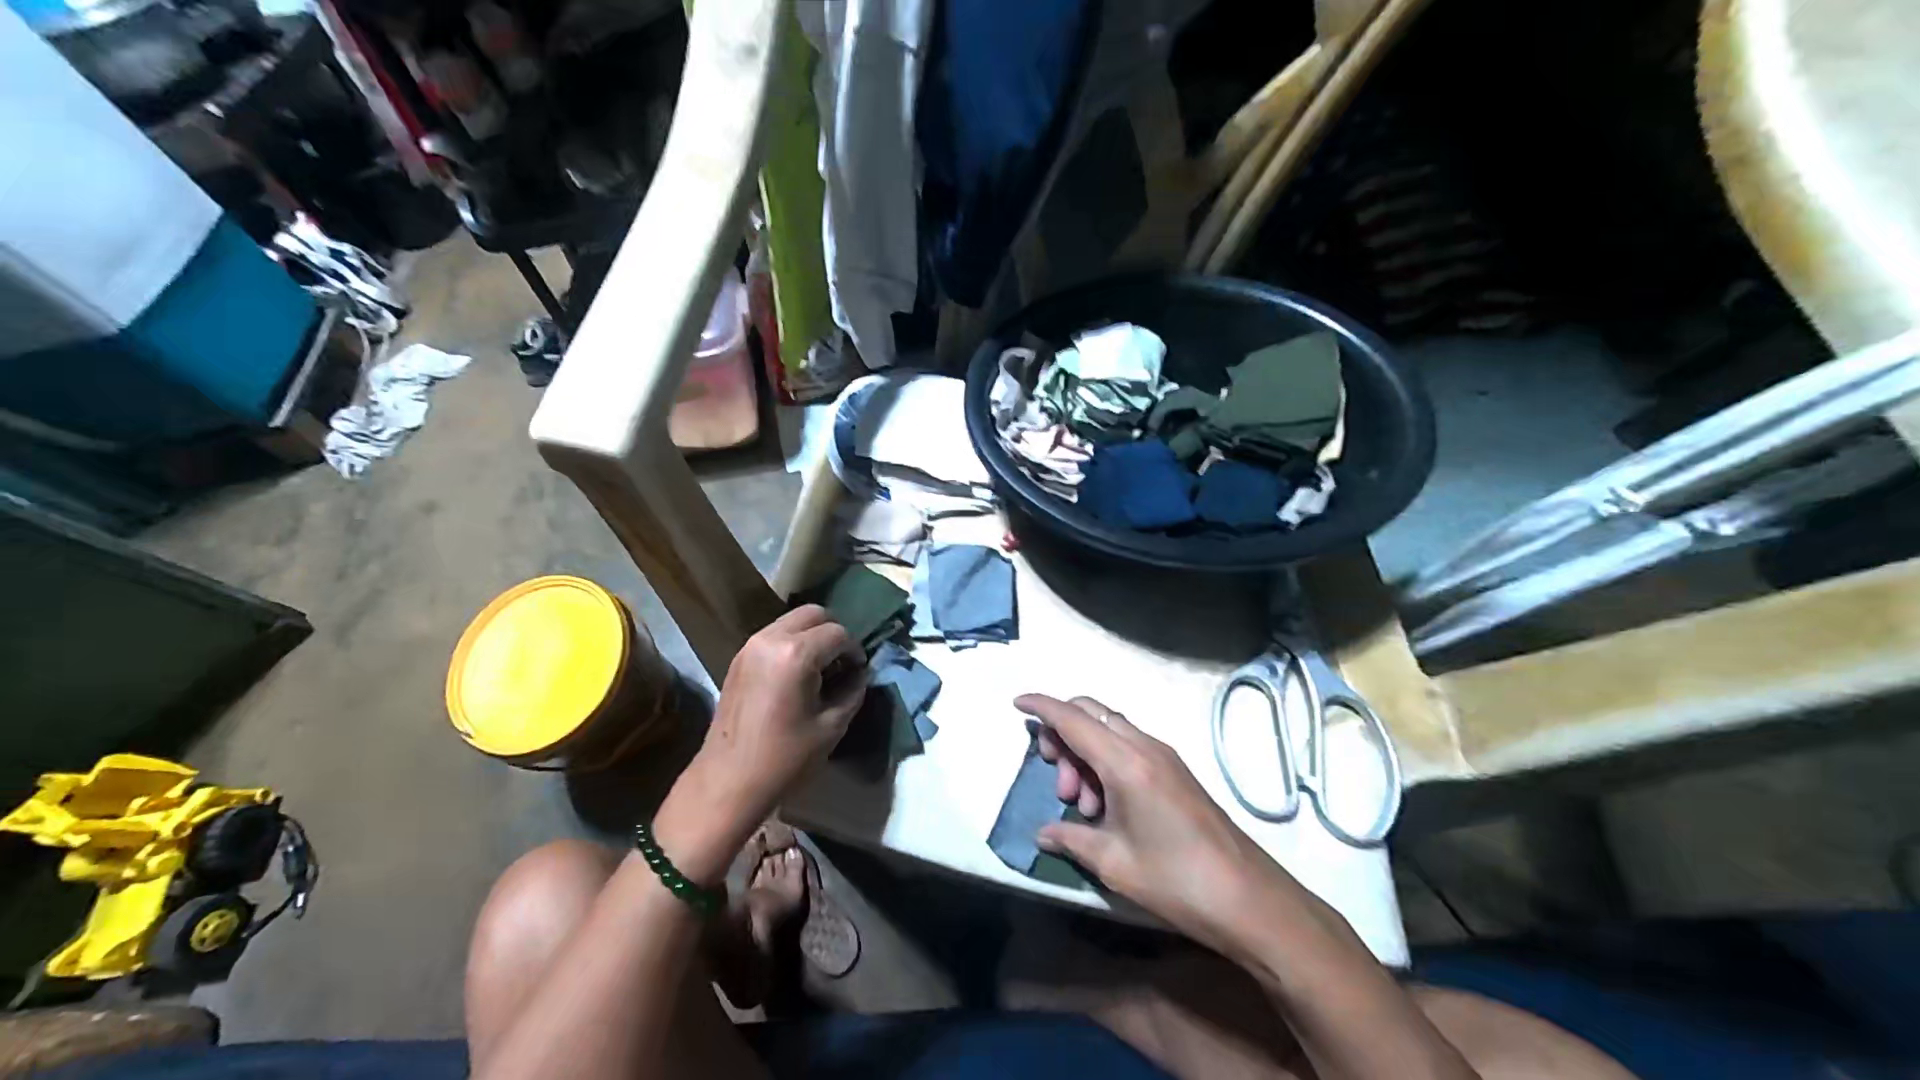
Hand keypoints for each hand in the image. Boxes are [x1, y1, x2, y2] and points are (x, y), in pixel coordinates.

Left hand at [685, 606, 868, 831]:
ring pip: (791, 621)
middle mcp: (770, 639)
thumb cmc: (785, 758)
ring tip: (819, 670)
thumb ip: (852, 690)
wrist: (728, 781)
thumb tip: (859, 673)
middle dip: (834, 633)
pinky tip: (797, 675)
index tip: (858, 673)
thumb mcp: (832, 726)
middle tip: (841, 664)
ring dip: (811, 636)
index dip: (855, 651)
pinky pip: (774, 635)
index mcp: (795, 654)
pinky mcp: (738, 658)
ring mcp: (750, 646)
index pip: (838, 633)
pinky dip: (792, 643)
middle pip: (814, 614)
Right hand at [1021, 693, 1308, 958]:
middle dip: (1062, 735)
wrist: (1249, 899)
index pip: (1072, 718)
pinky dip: (1106, 762)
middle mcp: (1145, 747)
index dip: (1041, 707)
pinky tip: (1106, 807)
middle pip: (1091, 713)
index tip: (1017, 704)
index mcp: (1125, 762)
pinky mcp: (1175, 771)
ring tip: (1083, 807)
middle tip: (1058, 785)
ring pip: (1110, 730)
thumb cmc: (1176, 880)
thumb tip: (1043, 833)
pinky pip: (1129, 747)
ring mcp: (1164, 757)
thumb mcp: (1113, 863)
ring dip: (1085, 754)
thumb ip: (1071, 838)